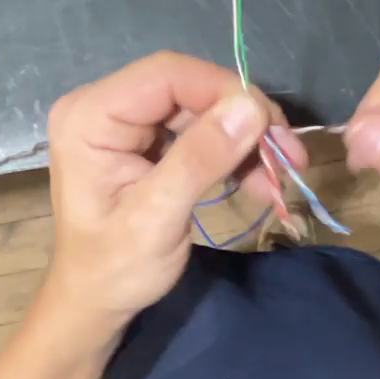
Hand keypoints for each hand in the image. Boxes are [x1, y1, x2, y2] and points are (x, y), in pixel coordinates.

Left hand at [42, 52, 306, 330]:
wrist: (97, 303)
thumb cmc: (116, 269)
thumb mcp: (157, 218)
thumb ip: (199, 159)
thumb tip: (251, 107)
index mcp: (90, 117)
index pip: (167, 75)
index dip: (224, 91)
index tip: (271, 128)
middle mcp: (105, 108)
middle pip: (188, 90)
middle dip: (242, 119)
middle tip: (289, 157)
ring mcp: (126, 126)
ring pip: (201, 110)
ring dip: (245, 140)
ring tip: (282, 174)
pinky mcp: (146, 144)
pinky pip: (199, 133)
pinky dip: (233, 154)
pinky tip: (260, 180)